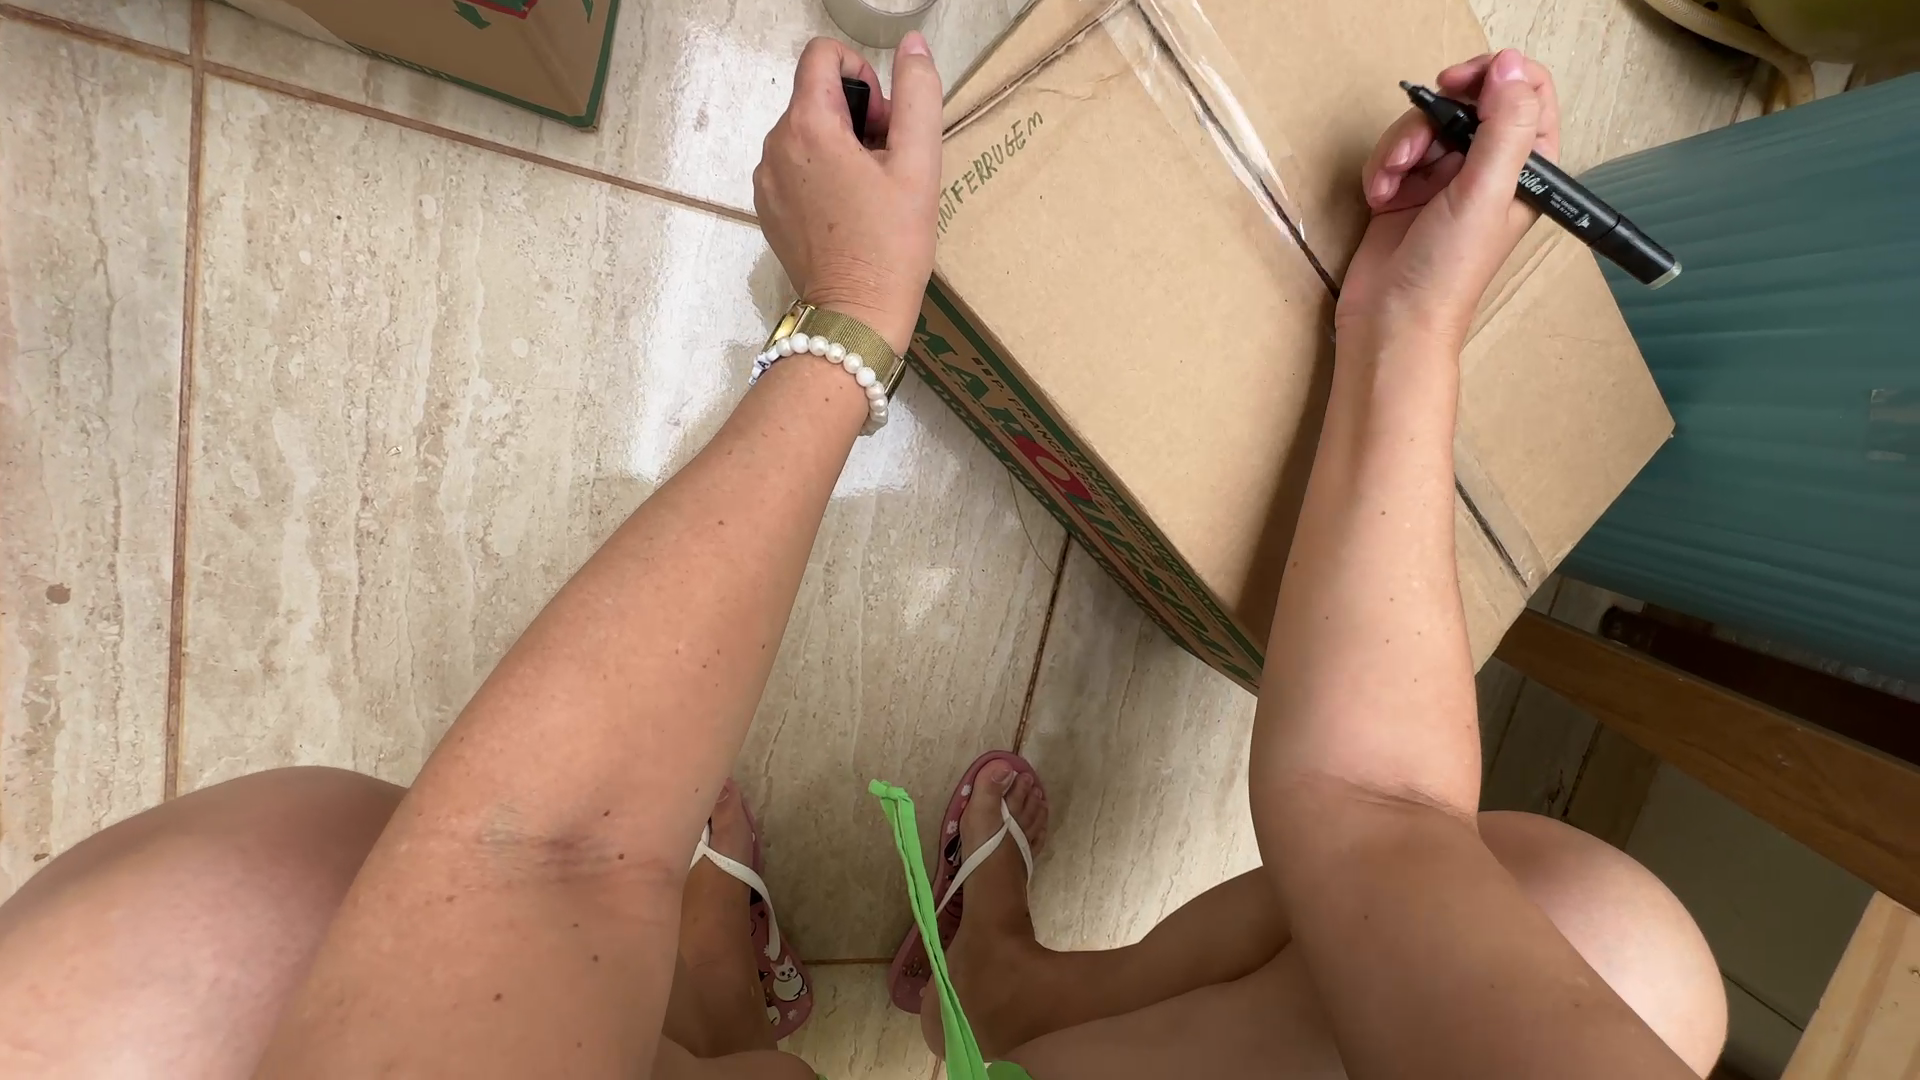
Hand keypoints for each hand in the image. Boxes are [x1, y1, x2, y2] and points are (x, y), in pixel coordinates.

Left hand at [754, 34, 943, 355]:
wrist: (857, 316)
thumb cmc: (891, 247)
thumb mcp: (919, 167)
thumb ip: (918, 95)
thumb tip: (913, 46)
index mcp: (808, 126)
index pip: (824, 56)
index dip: (864, 76)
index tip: (887, 123)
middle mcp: (775, 146)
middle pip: (816, 99)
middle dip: (857, 120)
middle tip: (887, 170)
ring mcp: (766, 181)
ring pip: (806, 136)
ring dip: (840, 151)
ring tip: (869, 198)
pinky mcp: (768, 211)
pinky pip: (795, 171)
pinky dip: (821, 179)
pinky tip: (848, 216)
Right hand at [1336, 50, 1559, 349]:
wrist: (1389, 321)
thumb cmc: (1446, 270)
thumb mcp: (1486, 192)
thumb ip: (1504, 124)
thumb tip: (1508, 63)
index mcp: (1525, 166)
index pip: (1525, 92)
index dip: (1494, 75)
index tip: (1454, 83)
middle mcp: (1484, 169)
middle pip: (1462, 105)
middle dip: (1430, 120)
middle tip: (1412, 148)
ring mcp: (1440, 183)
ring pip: (1421, 130)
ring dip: (1397, 149)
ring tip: (1388, 182)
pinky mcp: (1400, 196)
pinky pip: (1391, 158)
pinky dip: (1380, 171)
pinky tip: (1377, 197)